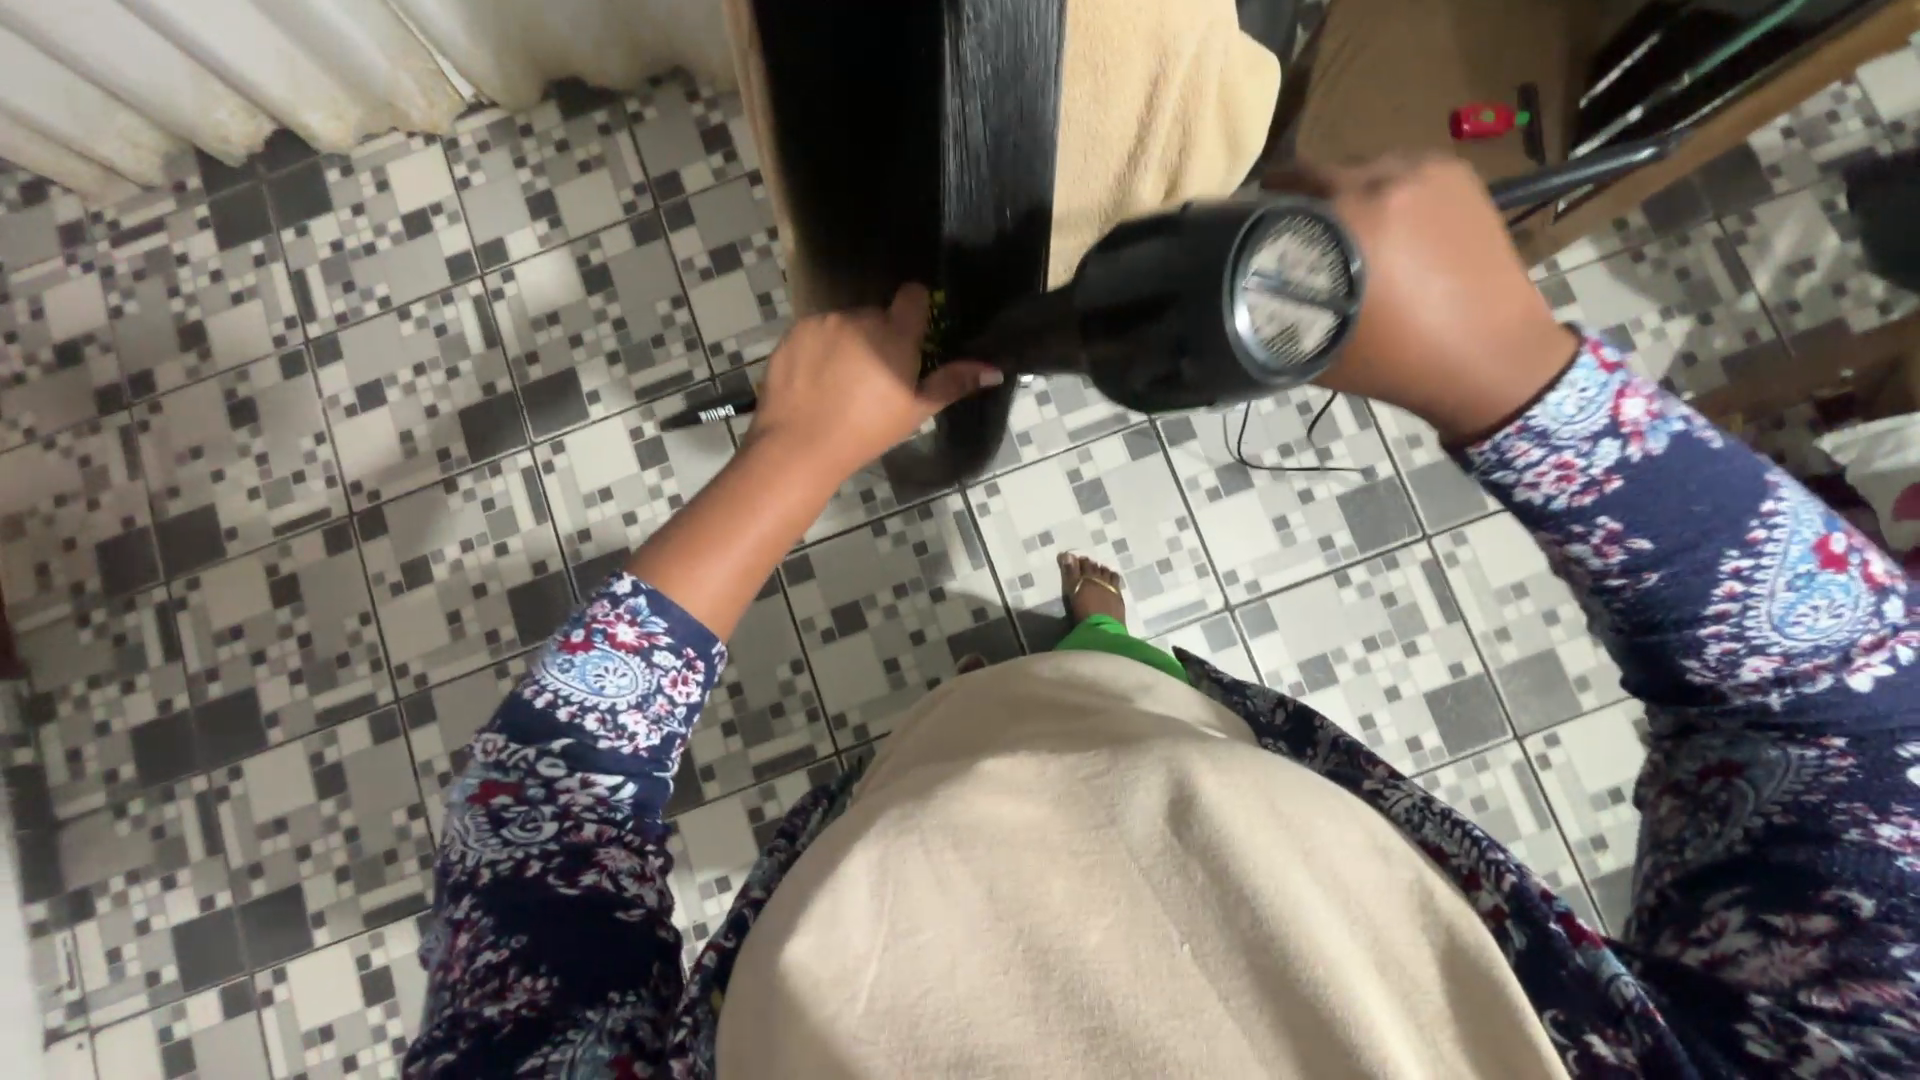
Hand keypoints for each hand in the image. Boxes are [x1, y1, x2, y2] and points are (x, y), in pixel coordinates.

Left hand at [743, 283, 1003, 475]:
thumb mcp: (915, 411)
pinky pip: (815, 332)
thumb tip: (994, 369)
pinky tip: (816, 382)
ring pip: (844, 324)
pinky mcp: (793, 333)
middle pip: (877, 315)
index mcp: (894, 334)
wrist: (800, 446)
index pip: (912, 295)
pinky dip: (819, 350)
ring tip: (842, 383)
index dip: (915, 311)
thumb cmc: (866, 431)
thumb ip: (954, 383)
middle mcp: (858, 317)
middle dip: (879, 337)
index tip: (912, 336)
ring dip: (848, 342)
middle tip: (875, 376)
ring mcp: (822, 323)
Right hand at [1263, 155, 1578, 443]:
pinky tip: (1382, 225)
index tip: (1249, 225)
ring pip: (1366, 168)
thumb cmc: (1395, 359)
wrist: (1490, 357)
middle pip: (1324, 172)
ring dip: (1346, 193)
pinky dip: (1386, 192)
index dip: (1260, 205)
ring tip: (1340, 229)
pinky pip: (1403, 172)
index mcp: (1350, 213)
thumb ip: (1276, 305)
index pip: (1283, 186)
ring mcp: (1431, 171)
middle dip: (1304, 199)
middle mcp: (1389, 177)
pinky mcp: (1460, 177)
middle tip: (1293, 231)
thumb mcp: (1316, 342)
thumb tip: (1245, 283)